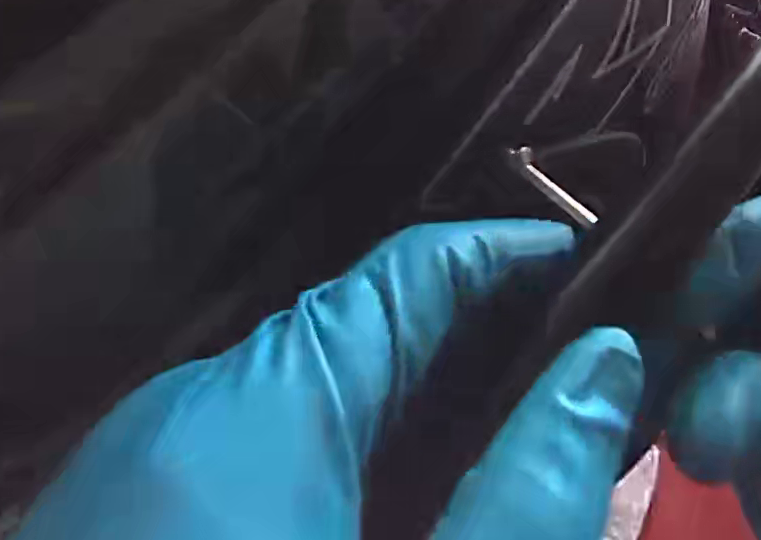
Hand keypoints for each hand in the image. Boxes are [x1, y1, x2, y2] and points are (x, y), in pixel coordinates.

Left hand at [14, 220, 643, 539]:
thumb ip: (531, 488)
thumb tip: (607, 357)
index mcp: (243, 411)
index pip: (412, 268)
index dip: (512, 249)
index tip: (597, 260)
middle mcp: (191, 419)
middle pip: (382, 329)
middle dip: (495, 333)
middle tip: (598, 350)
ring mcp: (155, 484)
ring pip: (347, 397)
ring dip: (448, 401)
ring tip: (548, 413)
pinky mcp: (153, 536)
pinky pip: (303, 459)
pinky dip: (387, 460)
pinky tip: (448, 489)